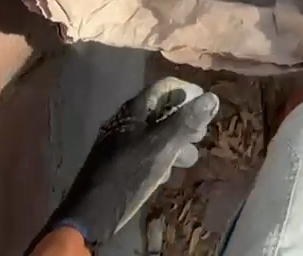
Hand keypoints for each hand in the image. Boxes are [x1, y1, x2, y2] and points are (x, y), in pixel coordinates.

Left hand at [46, 77, 218, 246]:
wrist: (89, 216)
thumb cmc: (127, 174)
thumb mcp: (161, 146)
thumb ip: (186, 121)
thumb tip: (212, 97)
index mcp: (134, 110)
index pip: (167, 87)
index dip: (189, 92)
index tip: (207, 107)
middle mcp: (127, 121)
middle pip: (163, 110)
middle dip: (186, 120)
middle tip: (202, 134)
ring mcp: (122, 143)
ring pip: (157, 133)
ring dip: (178, 141)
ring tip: (190, 157)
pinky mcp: (120, 165)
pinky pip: (148, 152)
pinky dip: (163, 156)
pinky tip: (169, 172)